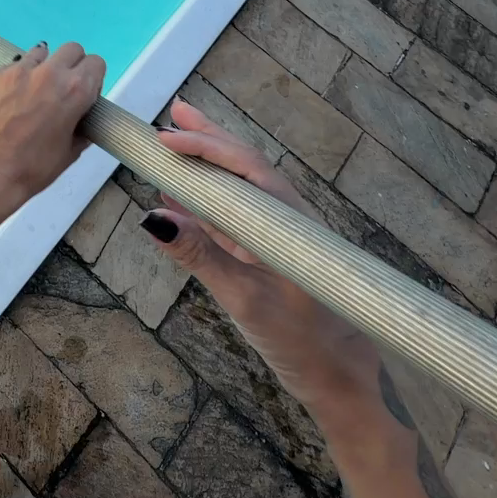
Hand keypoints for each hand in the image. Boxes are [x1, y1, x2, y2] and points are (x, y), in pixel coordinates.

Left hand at [0, 42, 104, 198]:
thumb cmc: (36, 167)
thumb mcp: (72, 150)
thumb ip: (82, 125)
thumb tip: (81, 117)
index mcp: (75, 89)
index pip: (96, 63)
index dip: (93, 79)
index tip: (84, 95)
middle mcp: (49, 72)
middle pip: (71, 49)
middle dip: (72, 65)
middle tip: (61, 90)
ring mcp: (17, 70)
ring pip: (40, 53)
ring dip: (43, 68)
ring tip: (33, 93)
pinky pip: (11, 68)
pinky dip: (15, 80)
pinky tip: (8, 102)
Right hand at [143, 100, 376, 414]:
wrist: (345, 386)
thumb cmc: (304, 343)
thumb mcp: (245, 299)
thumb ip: (199, 254)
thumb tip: (151, 217)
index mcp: (287, 221)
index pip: (244, 167)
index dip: (205, 145)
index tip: (166, 135)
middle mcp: (282, 219)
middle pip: (242, 167)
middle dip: (208, 137)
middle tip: (174, 111)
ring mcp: (273, 237)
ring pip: (236, 188)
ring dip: (204, 163)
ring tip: (173, 139)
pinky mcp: (264, 256)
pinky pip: (230, 216)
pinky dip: (202, 199)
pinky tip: (178, 194)